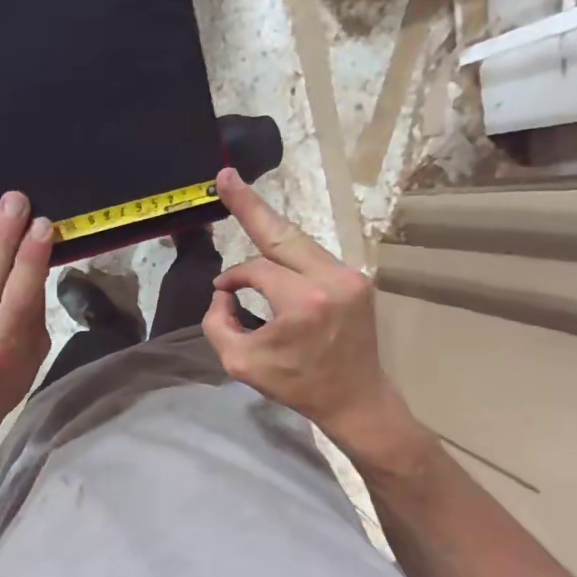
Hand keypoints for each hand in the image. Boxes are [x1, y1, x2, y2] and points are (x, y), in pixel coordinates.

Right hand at [201, 168, 411, 450]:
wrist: (357, 400)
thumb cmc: (298, 385)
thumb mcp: (241, 363)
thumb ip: (219, 323)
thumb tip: (224, 292)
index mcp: (304, 302)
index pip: (255, 270)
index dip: (233, 278)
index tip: (223, 293)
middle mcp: (332, 280)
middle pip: (282, 233)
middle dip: (250, 204)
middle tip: (226, 176)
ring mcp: (350, 277)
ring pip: (299, 242)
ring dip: (269, 231)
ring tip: (242, 198)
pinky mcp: (357, 280)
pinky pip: (313, 257)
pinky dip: (288, 253)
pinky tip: (274, 250)